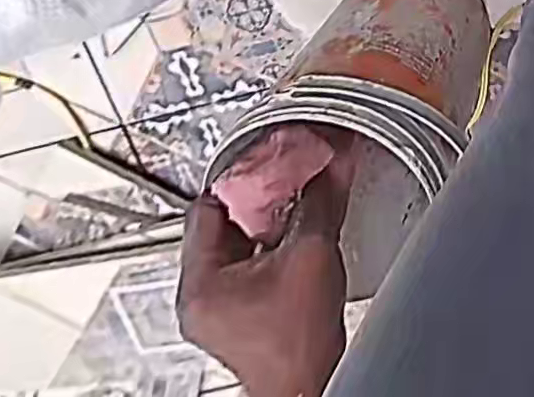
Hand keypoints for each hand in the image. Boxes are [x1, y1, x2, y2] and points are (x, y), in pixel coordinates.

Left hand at [177, 137, 356, 396]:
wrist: (309, 379)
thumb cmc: (297, 335)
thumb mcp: (312, 250)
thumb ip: (321, 200)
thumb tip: (332, 164)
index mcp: (201, 281)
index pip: (207, 208)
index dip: (240, 178)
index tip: (268, 159)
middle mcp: (203, 294)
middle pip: (226, 223)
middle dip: (262, 195)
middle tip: (291, 173)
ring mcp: (222, 305)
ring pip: (242, 240)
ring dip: (273, 216)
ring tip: (302, 197)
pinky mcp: (245, 309)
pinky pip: (255, 258)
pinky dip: (278, 237)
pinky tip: (304, 228)